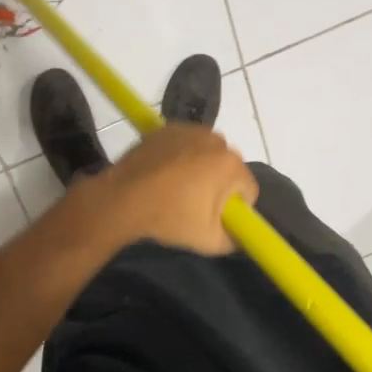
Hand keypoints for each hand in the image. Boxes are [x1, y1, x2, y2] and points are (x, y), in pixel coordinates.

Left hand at [69, 123, 257, 254]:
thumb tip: (241, 235)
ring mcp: (191, 130)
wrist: (122, 199)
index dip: (235, 209)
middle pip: (228, 169)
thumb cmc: (169, 219)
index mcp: (232, 165)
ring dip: (200, 169)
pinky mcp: (168, 128)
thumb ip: (235, 240)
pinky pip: (186, 145)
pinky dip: (180, 157)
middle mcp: (217, 140)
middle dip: (218, 187)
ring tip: (176, 190)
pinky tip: (164, 175)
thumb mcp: (210, 242)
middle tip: (194, 206)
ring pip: (207, 155)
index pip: (248, 191)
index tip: (215, 219)